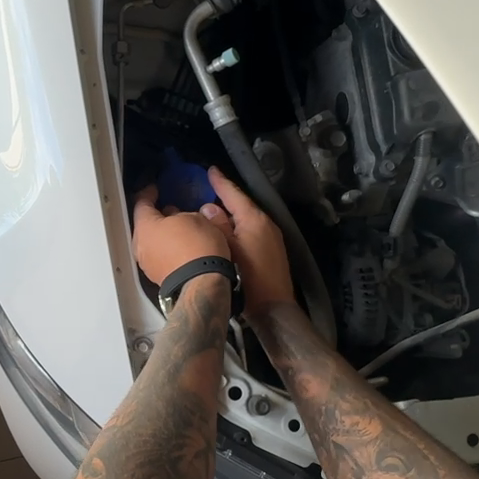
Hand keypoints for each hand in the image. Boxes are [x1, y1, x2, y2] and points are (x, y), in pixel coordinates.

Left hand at [133, 185, 230, 285]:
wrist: (202, 284)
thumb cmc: (198, 247)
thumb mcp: (197, 218)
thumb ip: (183, 213)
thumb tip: (179, 216)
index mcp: (145, 226)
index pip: (141, 203)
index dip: (149, 193)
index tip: (153, 189)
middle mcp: (140, 245)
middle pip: (145, 225)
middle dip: (157, 216)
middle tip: (170, 210)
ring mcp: (147, 263)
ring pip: (151, 242)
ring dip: (162, 234)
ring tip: (179, 229)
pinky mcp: (157, 277)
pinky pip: (159, 256)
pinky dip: (166, 249)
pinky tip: (181, 247)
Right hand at [200, 167, 292, 310]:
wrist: (272, 308)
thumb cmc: (247, 277)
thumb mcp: (227, 248)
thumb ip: (217, 226)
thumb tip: (208, 207)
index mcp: (255, 219)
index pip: (235, 194)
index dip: (221, 182)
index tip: (210, 170)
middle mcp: (266, 224)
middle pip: (241, 205)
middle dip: (224, 198)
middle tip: (206, 190)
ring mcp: (270, 239)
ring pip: (245, 220)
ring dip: (230, 215)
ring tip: (211, 211)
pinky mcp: (270, 252)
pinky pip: (250, 231)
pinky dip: (236, 228)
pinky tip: (225, 233)